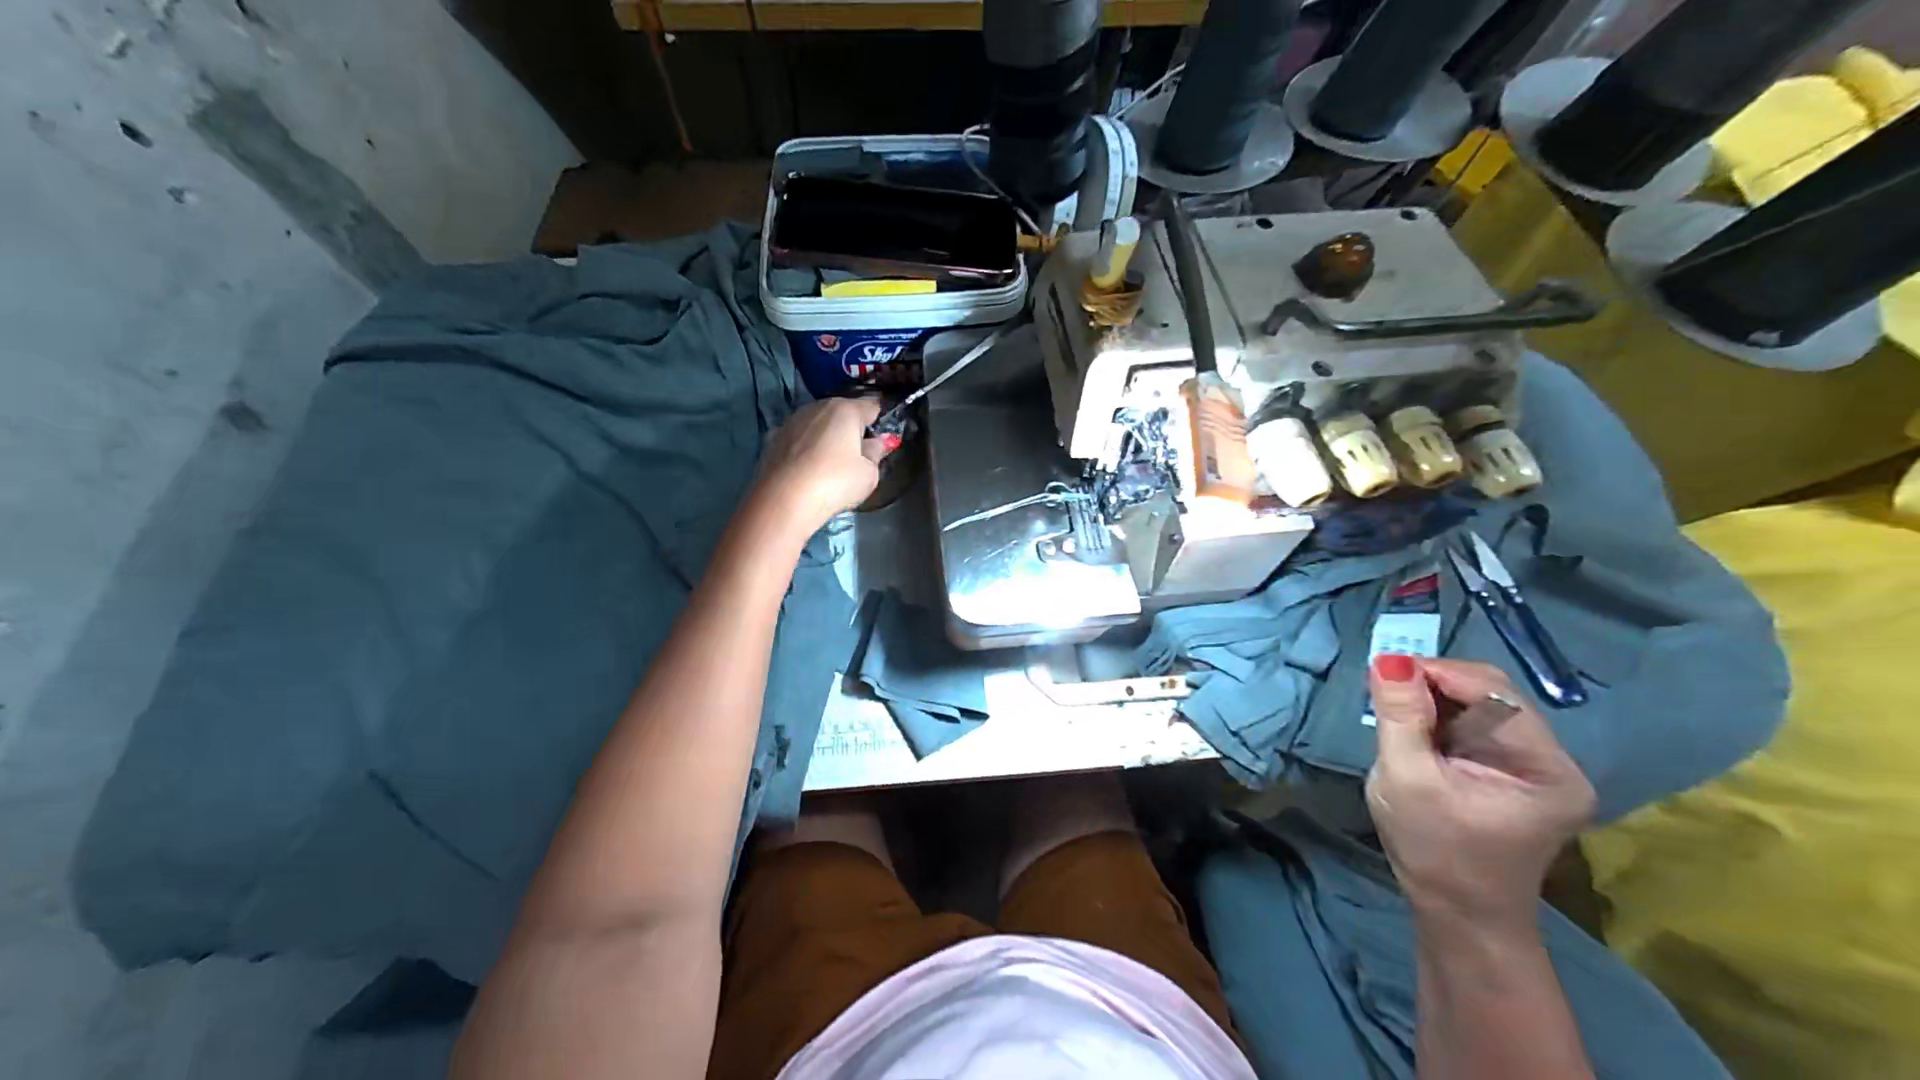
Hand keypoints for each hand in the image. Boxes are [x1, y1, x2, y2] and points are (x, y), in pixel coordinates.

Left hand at [751, 397, 886, 536]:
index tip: (882, 440)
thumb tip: (877, 443)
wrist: (783, 500)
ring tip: (828, 464)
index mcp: (846, 410)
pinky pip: (797, 438)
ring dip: (825, 437)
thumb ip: (876, 454)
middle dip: (850, 429)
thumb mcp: (868, 474)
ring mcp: (791, 421)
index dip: (880, 421)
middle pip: (841, 412)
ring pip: (817, 423)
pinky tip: (804, 468)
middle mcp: (817, 407)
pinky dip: (804, 448)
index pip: (871, 406)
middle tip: (856, 456)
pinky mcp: (772, 438)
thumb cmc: (835, 483)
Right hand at [1365, 655, 1595, 924]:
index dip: (1437, 672)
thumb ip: (1401, 716)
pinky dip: (1438, 716)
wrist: (1457, 912)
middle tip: (1384, 689)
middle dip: (1434, 684)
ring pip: (1479, 704)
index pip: (1493, 691)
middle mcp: (1553, 759)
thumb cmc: (1433, 851)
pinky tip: (1413, 727)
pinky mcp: (1511, 769)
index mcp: (1547, 767)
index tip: (1383, 670)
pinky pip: (1473, 723)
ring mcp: (1534, 764)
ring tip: (1394, 711)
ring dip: (1433, 699)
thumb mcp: (1406, 778)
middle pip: (1490, 693)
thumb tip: (1390, 659)